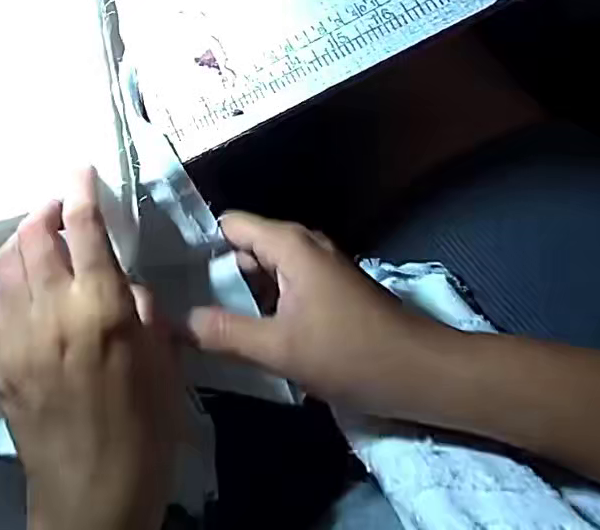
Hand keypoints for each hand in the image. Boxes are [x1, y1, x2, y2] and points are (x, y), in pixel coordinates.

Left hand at [0, 170, 182, 529]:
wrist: (91, 495)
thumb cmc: (143, 428)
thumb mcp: (163, 362)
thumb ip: (142, 307)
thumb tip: (122, 278)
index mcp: (100, 306)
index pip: (84, 228)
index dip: (80, 189)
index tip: (79, 168)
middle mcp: (52, 309)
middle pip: (33, 234)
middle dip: (45, 210)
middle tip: (59, 212)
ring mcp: (17, 332)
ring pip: (6, 260)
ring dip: (22, 241)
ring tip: (39, 245)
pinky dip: (7, 281)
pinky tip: (22, 290)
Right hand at [187, 211, 460, 417]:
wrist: (427, 374)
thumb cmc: (353, 352)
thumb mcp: (282, 349)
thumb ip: (226, 333)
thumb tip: (177, 321)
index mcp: (286, 242)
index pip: (227, 224)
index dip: (198, 245)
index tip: (172, 272)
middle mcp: (299, 242)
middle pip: (242, 245)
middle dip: (215, 274)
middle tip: (183, 303)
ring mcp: (316, 264)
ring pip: (262, 268)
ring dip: (240, 293)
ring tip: (207, 320)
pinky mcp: (327, 286)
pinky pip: (282, 283)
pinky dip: (263, 302)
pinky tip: (248, 332)